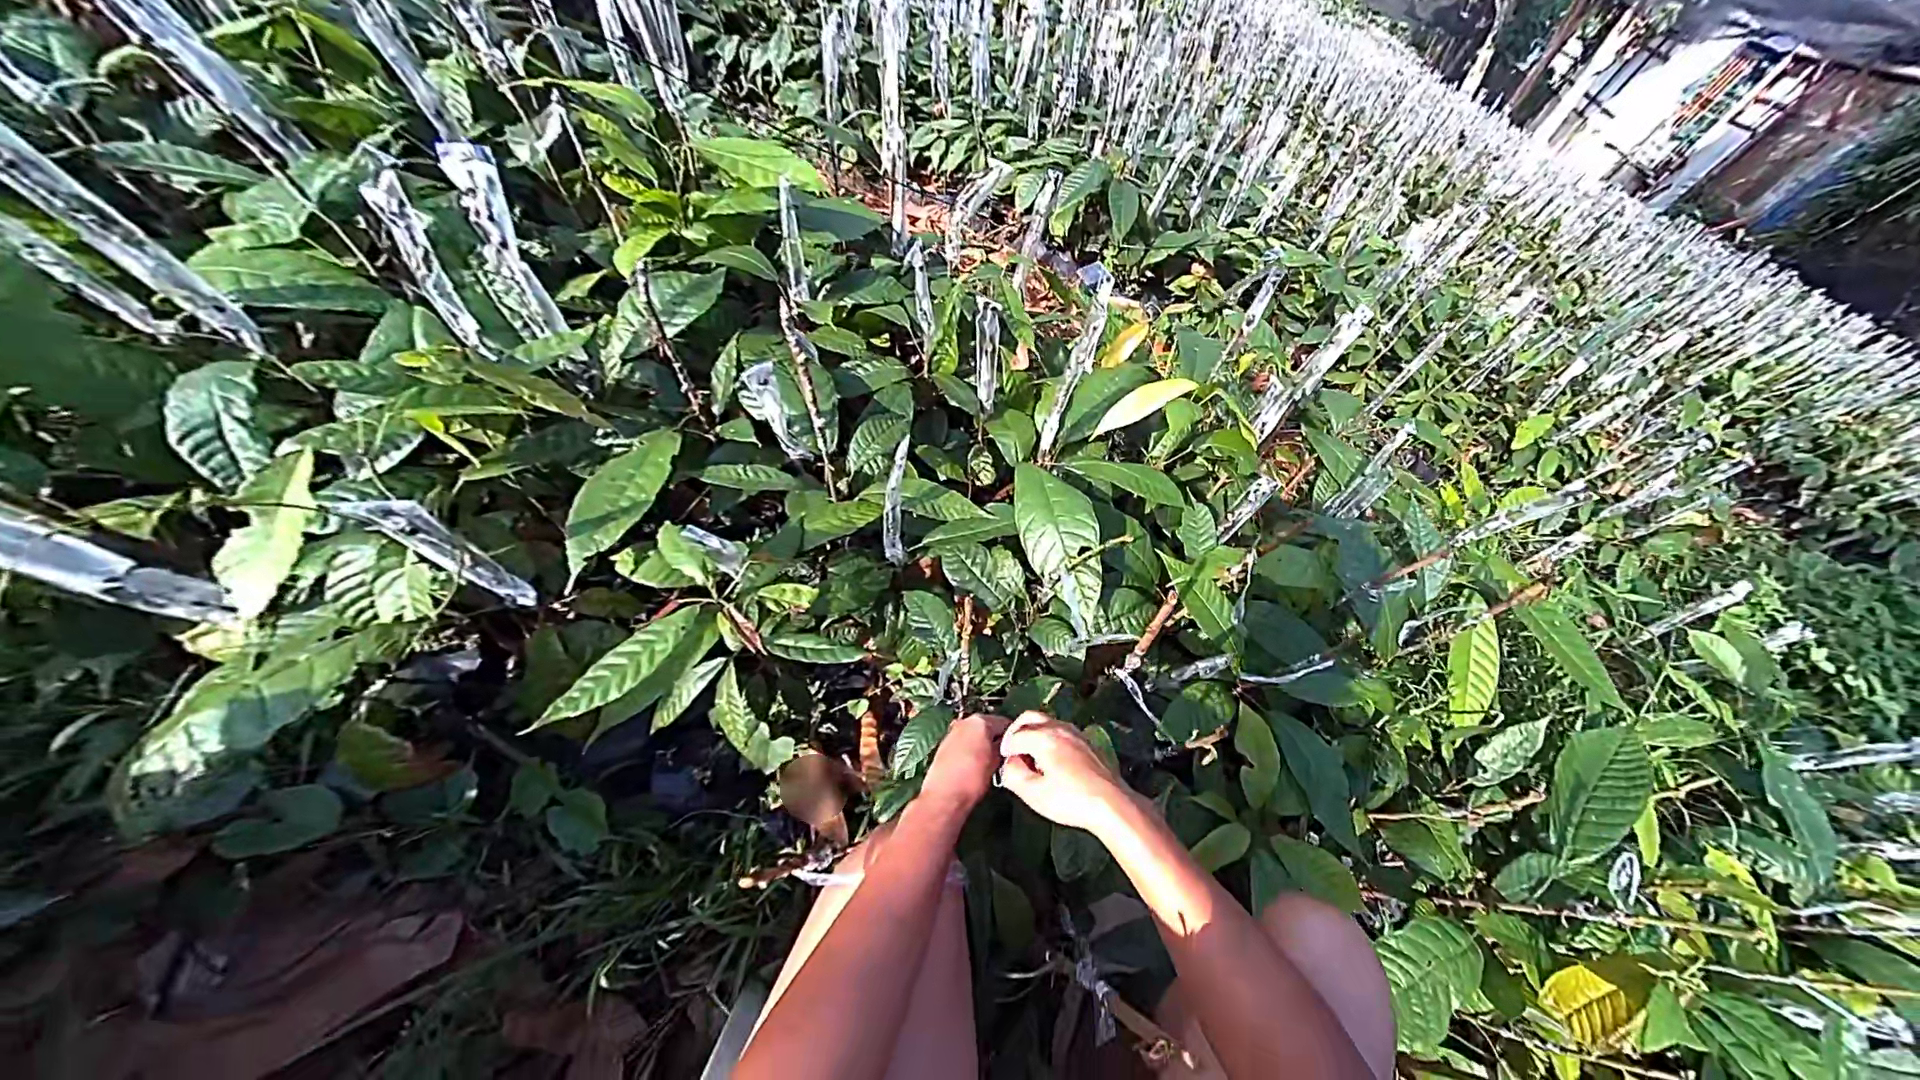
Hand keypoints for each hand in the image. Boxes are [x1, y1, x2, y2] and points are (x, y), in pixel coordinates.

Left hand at [920, 712, 1011, 813]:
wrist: (943, 797)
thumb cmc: (972, 780)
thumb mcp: (996, 763)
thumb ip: (1002, 749)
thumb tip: (1006, 746)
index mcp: (980, 722)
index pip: (1005, 722)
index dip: (1013, 736)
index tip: (1017, 747)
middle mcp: (965, 722)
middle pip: (988, 725)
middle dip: (996, 738)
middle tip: (1005, 754)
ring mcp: (952, 731)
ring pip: (974, 733)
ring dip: (982, 743)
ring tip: (990, 761)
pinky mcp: (944, 744)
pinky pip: (963, 741)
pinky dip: (970, 748)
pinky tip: (974, 763)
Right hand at [997, 711, 1133, 831]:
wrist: (1111, 804)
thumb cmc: (1072, 800)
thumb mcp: (1033, 793)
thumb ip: (1013, 775)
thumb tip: (1009, 765)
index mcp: (1044, 737)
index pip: (1015, 736)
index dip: (1006, 750)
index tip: (1005, 763)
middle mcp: (1060, 729)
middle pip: (1030, 718)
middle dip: (1017, 731)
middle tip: (1013, 750)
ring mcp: (1076, 734)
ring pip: (1048, 722)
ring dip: (1034, 733)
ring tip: (1031, 757)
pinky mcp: (1088, 743)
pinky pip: (1062, 731)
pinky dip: (1050, 738)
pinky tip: (1052, 760)